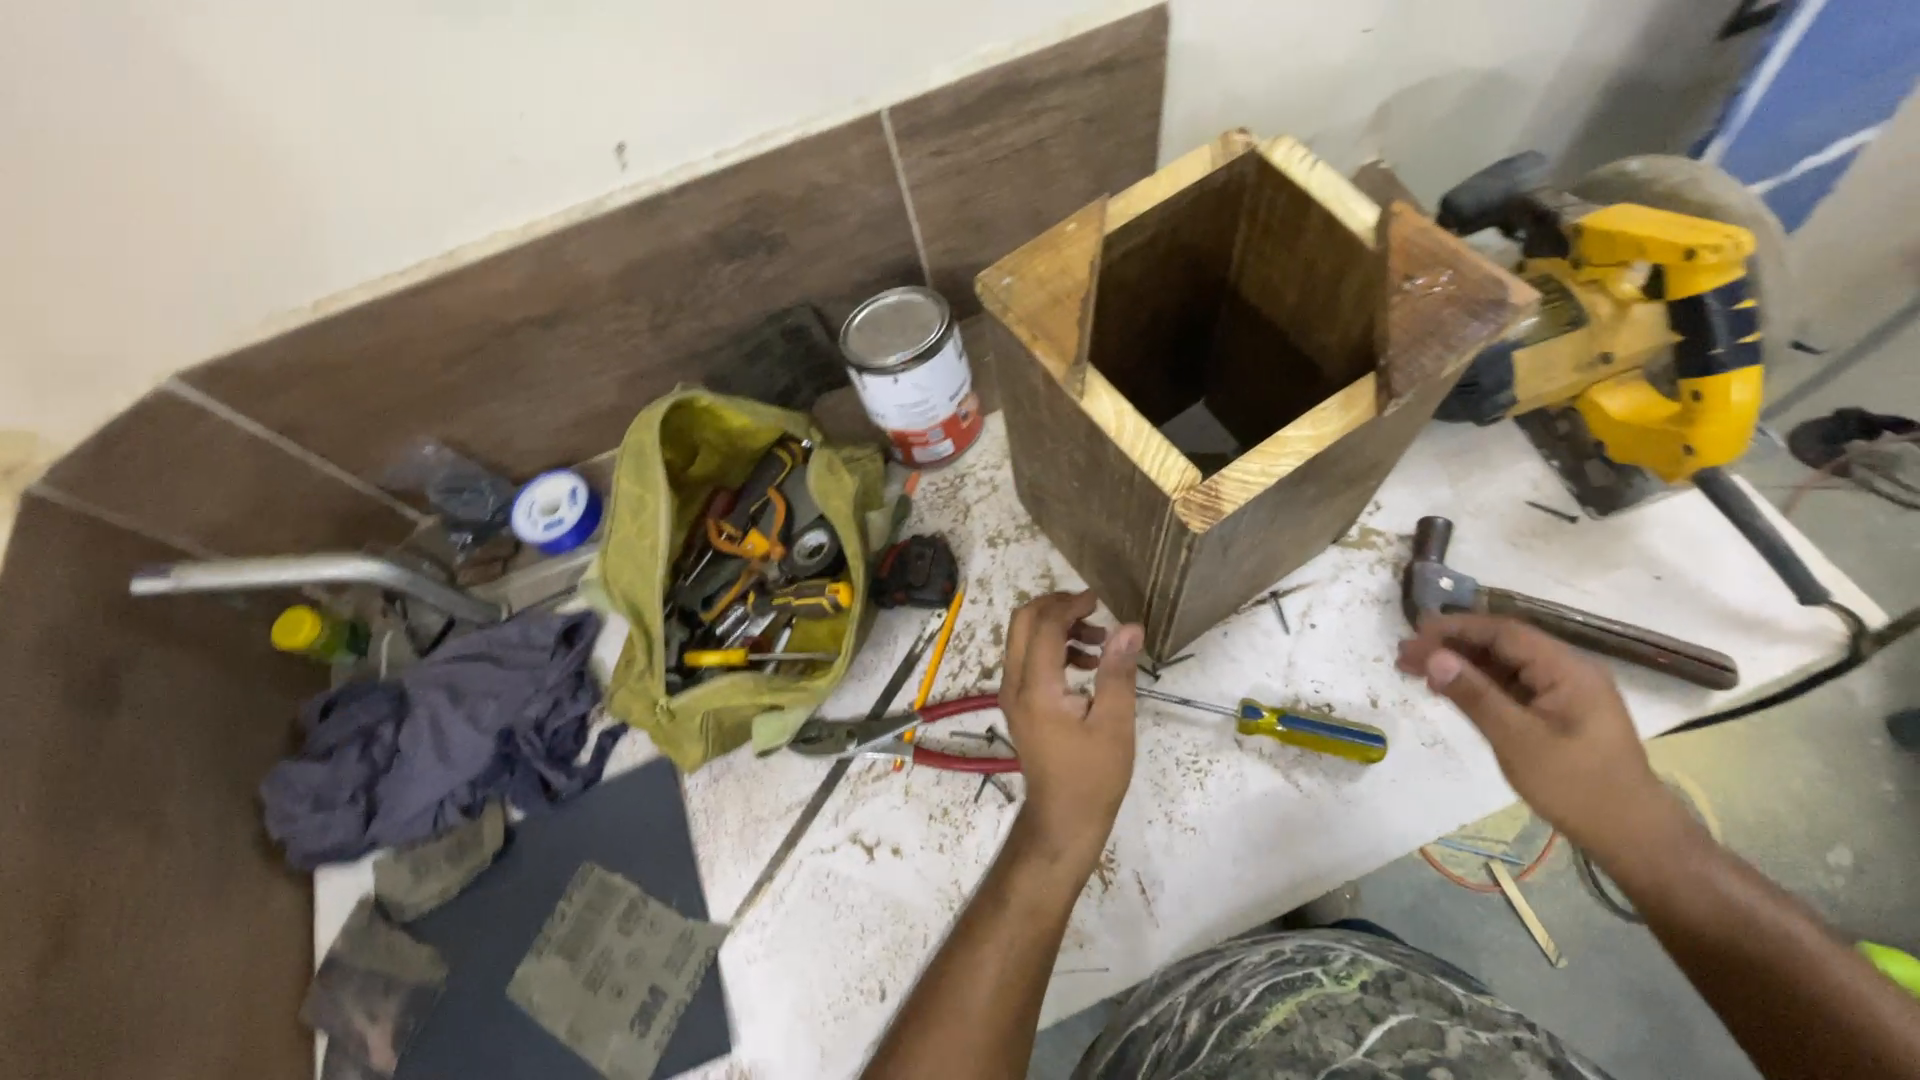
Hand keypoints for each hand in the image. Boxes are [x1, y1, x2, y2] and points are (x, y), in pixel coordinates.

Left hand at [998, 591, 1142, 869]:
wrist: (1064, 818)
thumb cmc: (1093, 776)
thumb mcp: (1114, 724)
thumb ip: (1117, 672)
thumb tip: (1130, 627)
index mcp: (1036, 688)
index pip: (1043, 626)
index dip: (1070, 605)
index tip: (1099, 600)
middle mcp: (1014, 685)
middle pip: (1022, 623)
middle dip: (1055, 607)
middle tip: (1092, 610)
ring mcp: (1013, 695)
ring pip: (1023, 640)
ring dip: (1056, 628)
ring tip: (1098, 641)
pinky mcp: (1020, 704)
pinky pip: (1028, 660)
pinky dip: (1053, 649)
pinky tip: (1087, 664)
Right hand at [1397, 614, 1672, 855]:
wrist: (1631, 835)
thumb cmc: (1576, 786)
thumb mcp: (1517, 739)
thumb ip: (1474, 694)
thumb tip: (1432, 656)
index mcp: (1567, 669)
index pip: (1503, 632)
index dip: (1454, 628)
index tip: (1412, 637)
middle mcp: (1568, 671)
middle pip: (1501, 644)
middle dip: (1451, 645)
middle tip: (1403, 656)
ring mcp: (1563, 691)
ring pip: (1503, 663)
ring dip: (1460, 663)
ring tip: (1414, 670)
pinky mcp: (1557, 711)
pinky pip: (1511, 684)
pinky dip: (1476, 683)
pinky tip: (1448, 689)